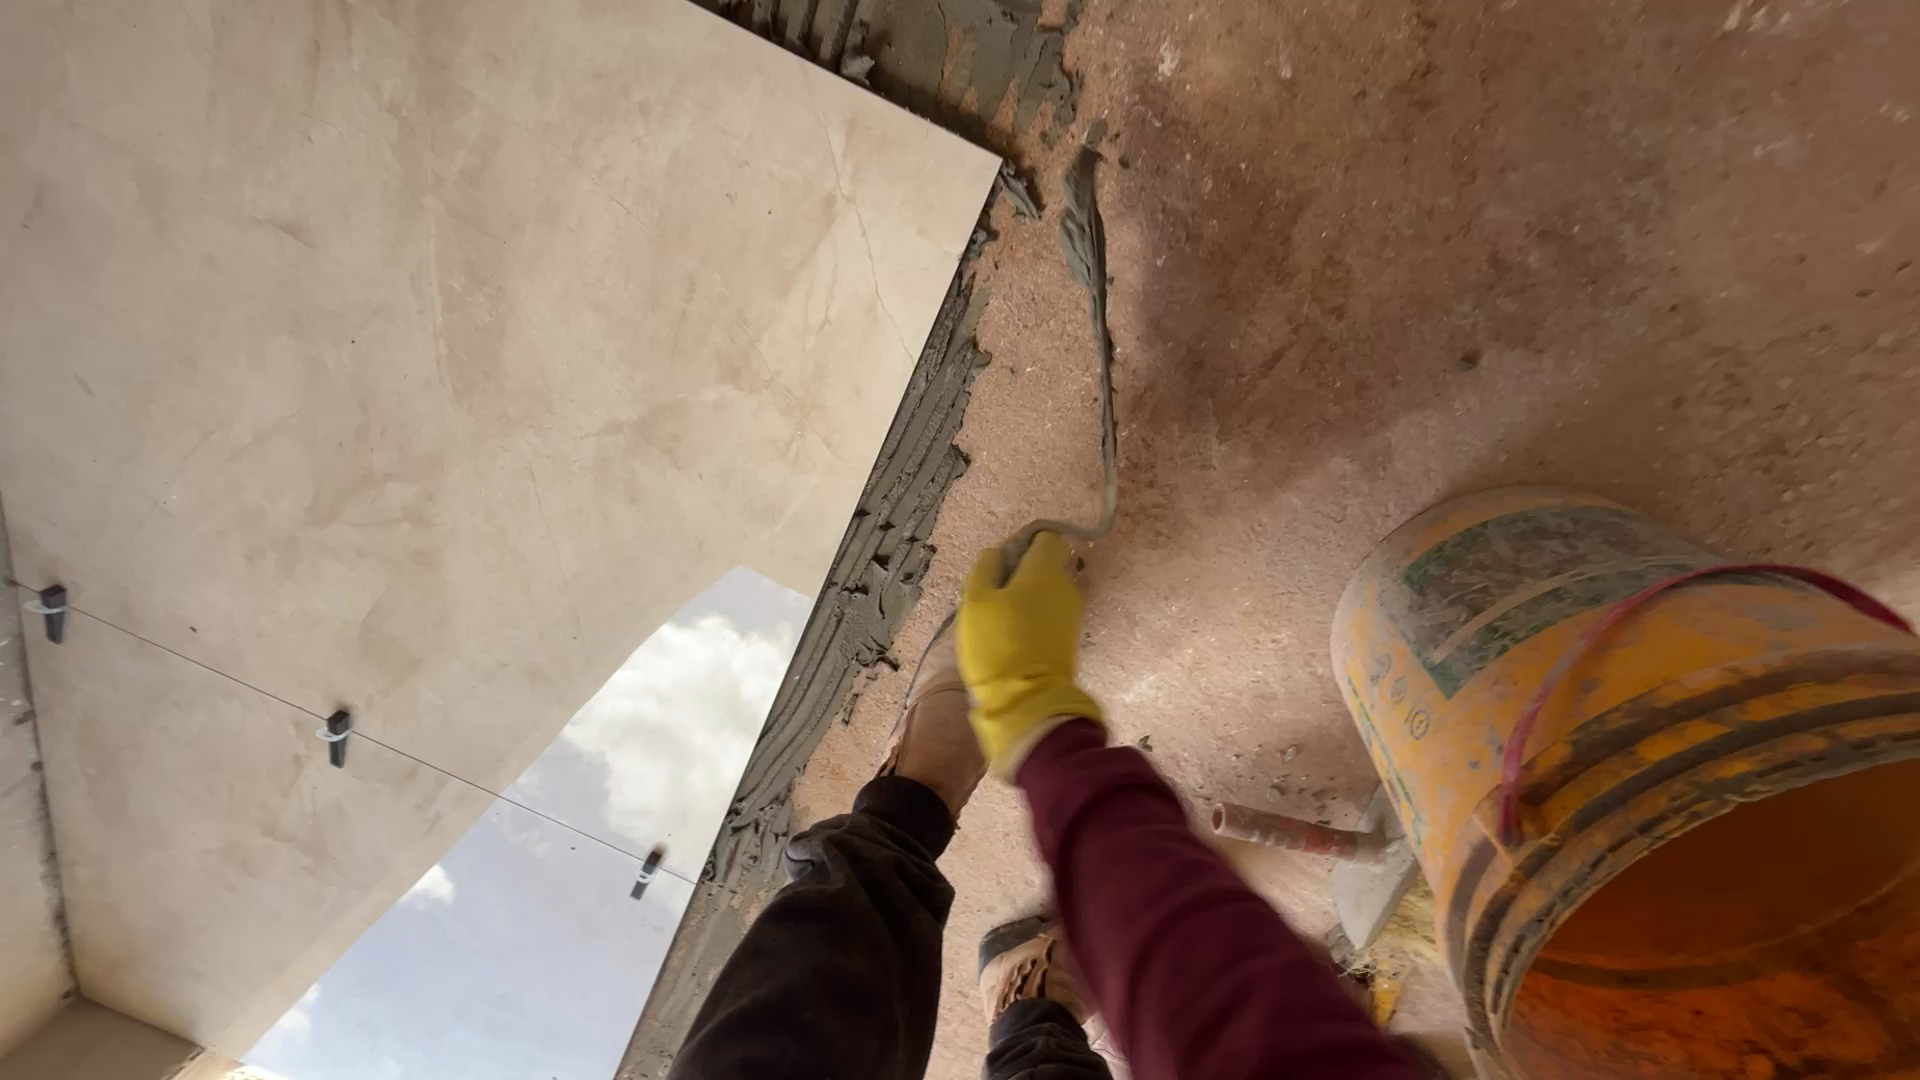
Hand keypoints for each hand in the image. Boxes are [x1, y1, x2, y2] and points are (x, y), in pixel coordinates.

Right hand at [957, 531, 1103, 778]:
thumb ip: (986, 568)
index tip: (1002, 559)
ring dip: (1026, 594)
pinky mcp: (1069, 637)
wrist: (1025, 699)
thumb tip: (997, 553)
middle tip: (993, 589)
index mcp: (1046, 570)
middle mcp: (1067, 586)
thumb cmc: (996, 643)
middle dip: (1022, 569)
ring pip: (1049, 589)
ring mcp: (1072, 613)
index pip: (1046, 537)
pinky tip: (1012, 631)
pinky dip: (1034, 613)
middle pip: (1048, 563)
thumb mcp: (976, 600)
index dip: (1023, 542)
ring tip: (999, 613)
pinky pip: (1051, 611)